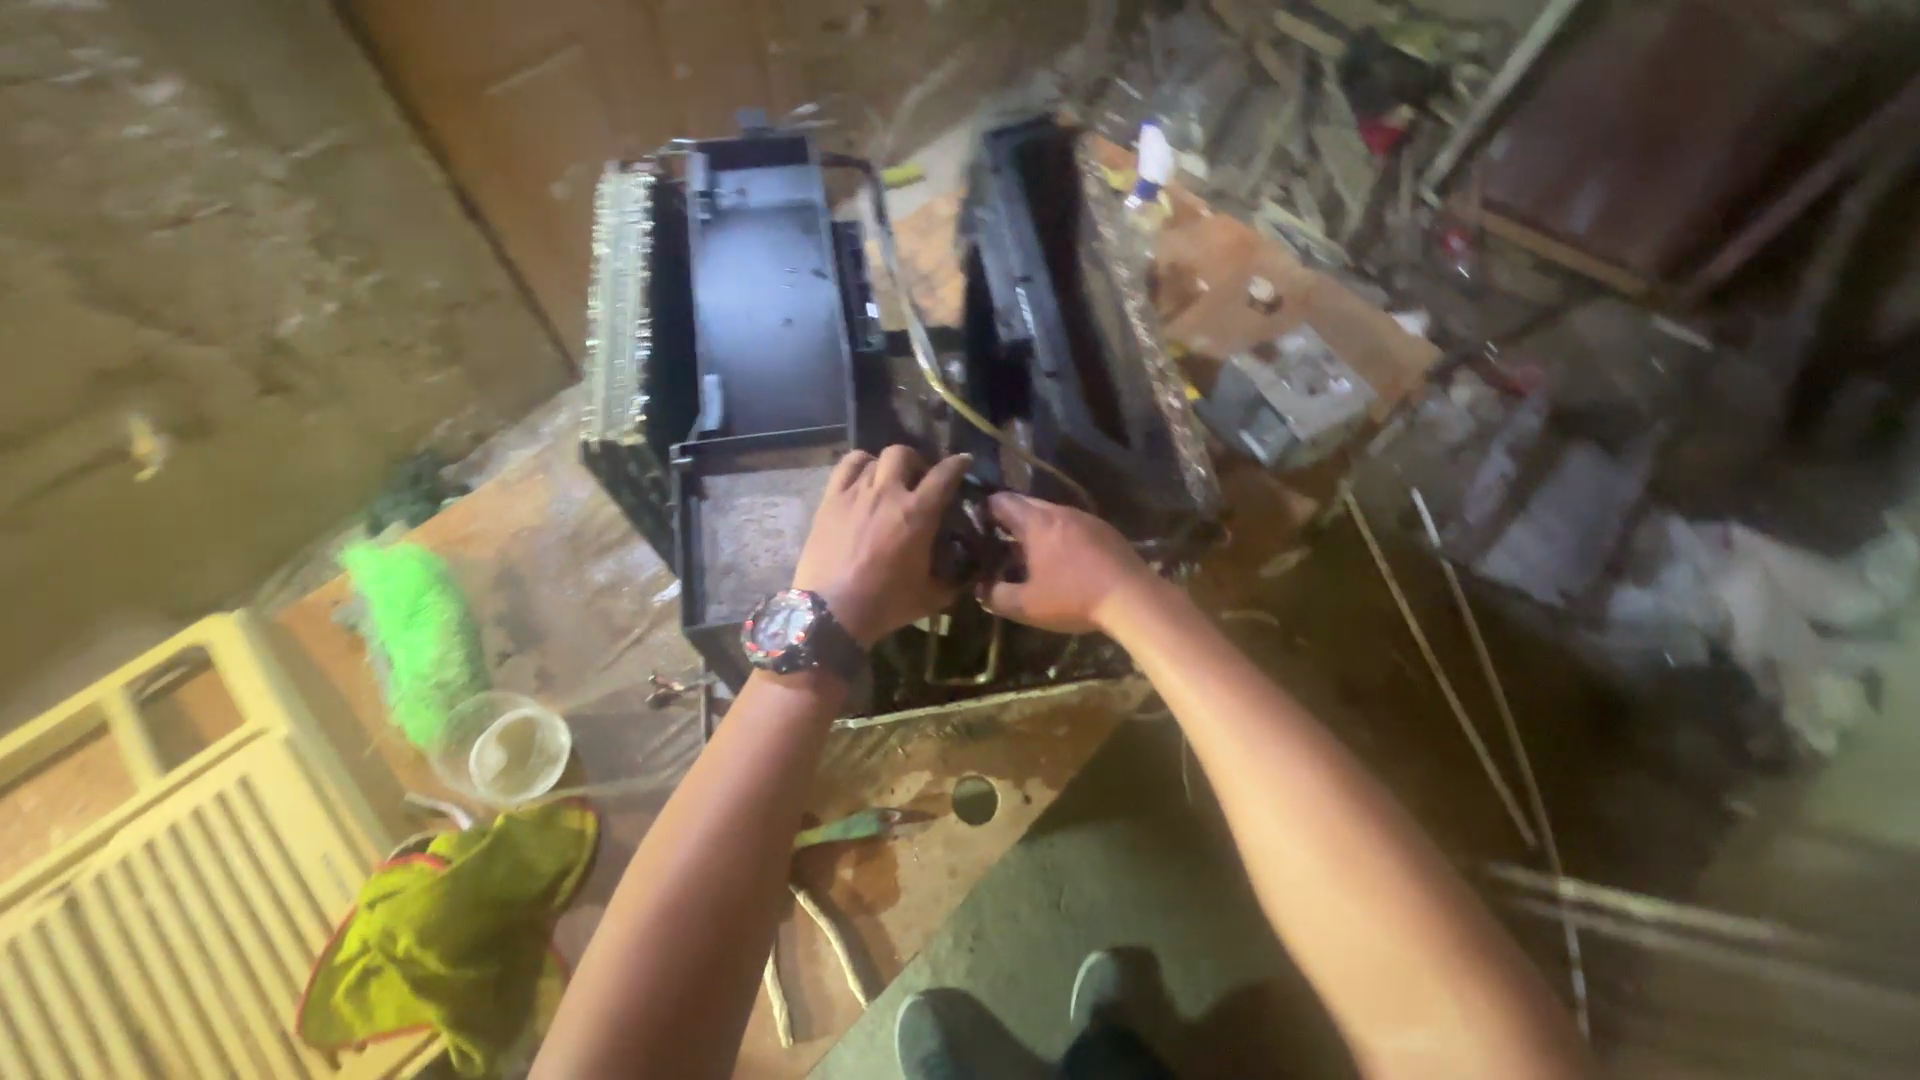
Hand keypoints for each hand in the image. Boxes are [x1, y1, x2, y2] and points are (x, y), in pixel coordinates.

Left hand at [792, 446, 972, 646]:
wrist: (832, 611)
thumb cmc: (885, 604)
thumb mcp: (931, 596)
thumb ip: (952, 581)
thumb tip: (966, 575)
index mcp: (918, 514)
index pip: (944, 475)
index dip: (957, 464)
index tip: (963, 462)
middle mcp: (888, 493)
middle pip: (903, 453)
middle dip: (916, 461)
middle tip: (918, 477)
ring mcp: (856, 493)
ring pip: (874, 458)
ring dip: (887, 466)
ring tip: (888, 479)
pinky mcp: (830, 500)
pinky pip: (846, 467)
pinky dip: (859, 464)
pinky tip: (862, 477)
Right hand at [978, 492, 1157, 634]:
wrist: (1133, 599)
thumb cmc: (1073, 598)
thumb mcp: (1026, 606)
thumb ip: (996, 596)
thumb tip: (981, 589)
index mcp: (1036, 522)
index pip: (1001, 501)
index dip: (984, 511)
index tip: (976, 528)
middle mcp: (1060, 511)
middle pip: (1027, 504)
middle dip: (1010, 520)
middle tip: (998, 543)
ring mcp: (1086, 519)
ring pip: (1052, 515)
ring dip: (1037, 529)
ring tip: (1029, 554)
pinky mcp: (1106, 531)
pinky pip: (1073, 526)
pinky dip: (1060, 536)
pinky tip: (1063, 561)